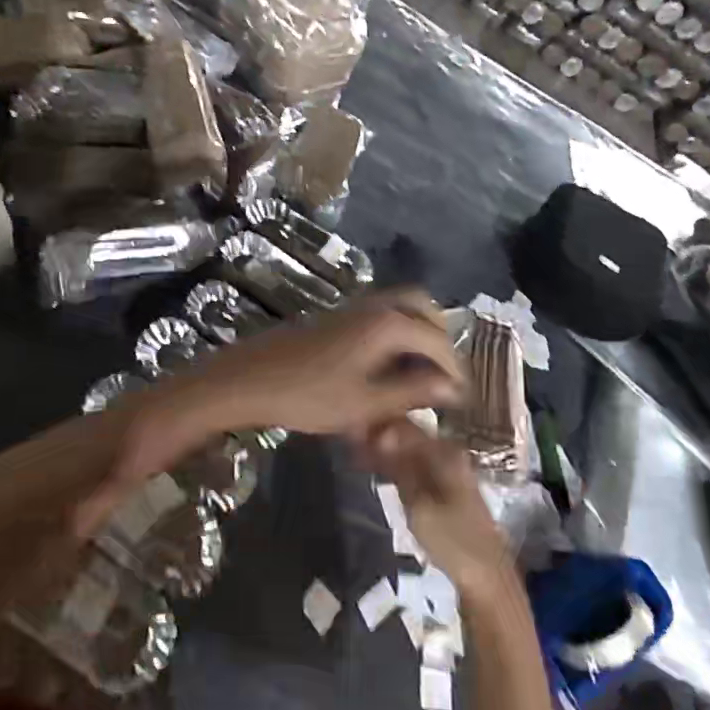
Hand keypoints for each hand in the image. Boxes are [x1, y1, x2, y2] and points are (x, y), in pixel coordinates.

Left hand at [179, 289, 465, 436]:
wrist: (248, 379)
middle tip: (443, 371)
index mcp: (389, 325)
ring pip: (400, 306)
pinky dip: (395, 330)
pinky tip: (386, 363)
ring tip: (419, 369)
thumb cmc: (309, 396)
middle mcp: (376, 306)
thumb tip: (451, 388)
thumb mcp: (367, 403)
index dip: (454, 369)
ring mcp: (353, 307)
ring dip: (417, 330)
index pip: (438, 341)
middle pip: (423, 306)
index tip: (461, 396)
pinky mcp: (335, 315)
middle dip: (439, 336)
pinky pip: (379, 313)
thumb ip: (412, 392)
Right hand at [358, 419, 511, 594]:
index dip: (379, 425)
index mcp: (447, 453)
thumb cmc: (453, 542)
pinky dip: (399, 470)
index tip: (352, 427)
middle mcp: (451, 455)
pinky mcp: (447, 489)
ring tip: (358, 455)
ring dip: (388, 454)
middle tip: (350, 442)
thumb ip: (401, 468)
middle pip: (410, 438)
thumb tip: (382, 432)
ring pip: (412, 454)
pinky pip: (418, 469)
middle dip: (381, 439)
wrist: (486, 575)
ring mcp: (451, 472)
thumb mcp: (420, 506)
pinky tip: (379, 472)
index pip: (407, 428)